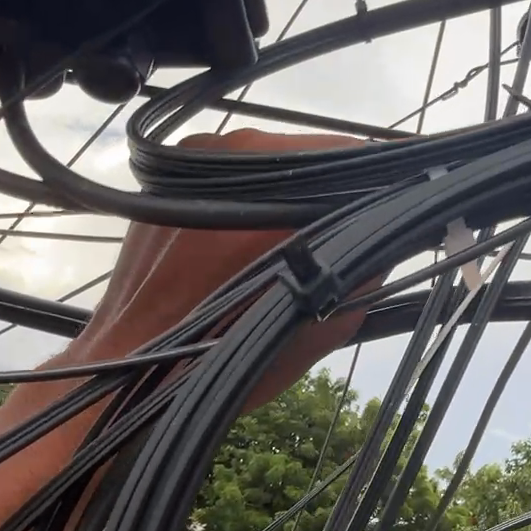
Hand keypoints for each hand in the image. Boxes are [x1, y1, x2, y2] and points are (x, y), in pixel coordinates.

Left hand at [0, 128, 364, 530]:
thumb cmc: (211, 367)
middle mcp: (230, 161)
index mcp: (269, 201)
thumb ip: (358, 283)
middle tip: (361, 235)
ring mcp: (193, 165)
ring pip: (278, 160)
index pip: (357, 163)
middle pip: (319, 155)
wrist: (118, 374)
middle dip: (347, 193)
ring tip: (308, 241)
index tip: (412, 206)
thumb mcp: (305, 336)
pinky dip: (262, 197)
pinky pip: (238, 174)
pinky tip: (261, 238)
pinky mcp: (170, 180)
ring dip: (303, 193)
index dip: (391, 185)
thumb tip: (388, 248)